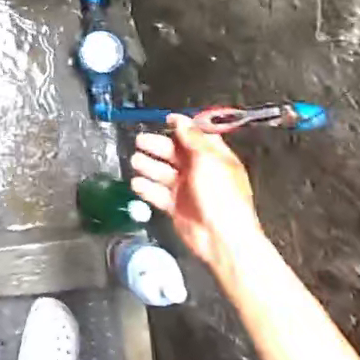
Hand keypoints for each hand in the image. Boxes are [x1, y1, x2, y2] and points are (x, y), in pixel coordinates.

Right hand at [130, 114, 270, 278]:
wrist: (222, 239)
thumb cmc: (223, 199)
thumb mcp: (209, 160)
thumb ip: (193, 139)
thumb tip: (183, 121)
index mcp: (215, 158)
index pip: (197, 137)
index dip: (183, 127)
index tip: (167, 120)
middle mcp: (200, 172)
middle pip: (175, 153)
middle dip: (157, 146)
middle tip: (141, 141)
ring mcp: (187, 190)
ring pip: (163, 173)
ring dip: (149, 166)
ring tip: (136, 161)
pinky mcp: (176, 207)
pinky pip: (158, 194)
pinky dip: (147, 188)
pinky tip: (137, 182)